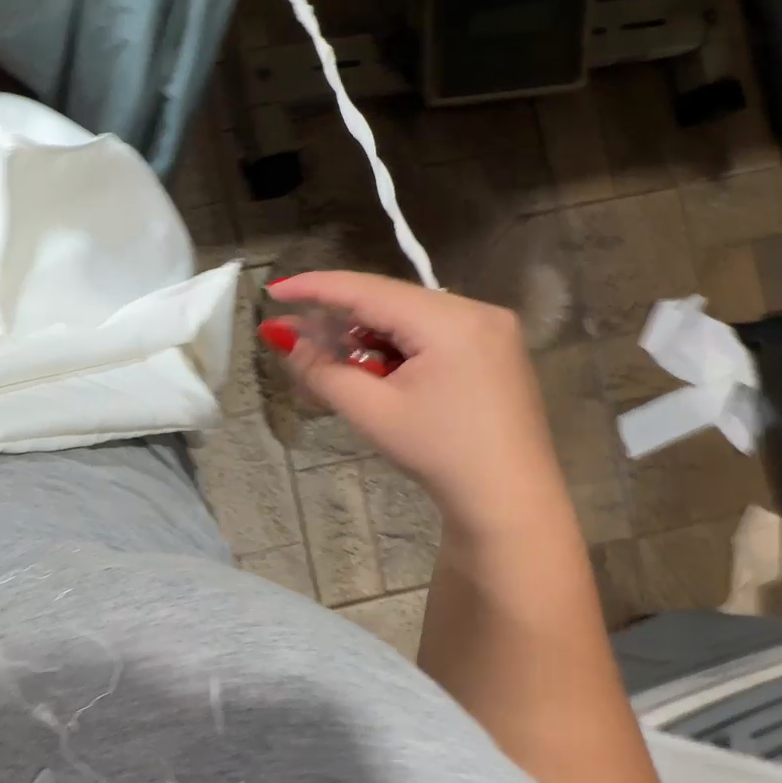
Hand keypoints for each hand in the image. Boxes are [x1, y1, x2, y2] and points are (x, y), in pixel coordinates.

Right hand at [262, 271, 567, 538]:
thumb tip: (285, 339)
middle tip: (288, 334)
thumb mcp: (370, 410)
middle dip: (336, 317)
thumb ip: (322, 370)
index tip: (274, 290)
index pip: (368, 291)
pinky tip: (368, 368)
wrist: (507, 494)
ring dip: (362, 335)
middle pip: (388, 301)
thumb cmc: (437, 451)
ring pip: (406, 317)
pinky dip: (391, 346)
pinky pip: (428, 333)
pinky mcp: (491, 350)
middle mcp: (475, 310)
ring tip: (324, 360)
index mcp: (449, 320)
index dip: (316, 288)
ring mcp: (489, 329)